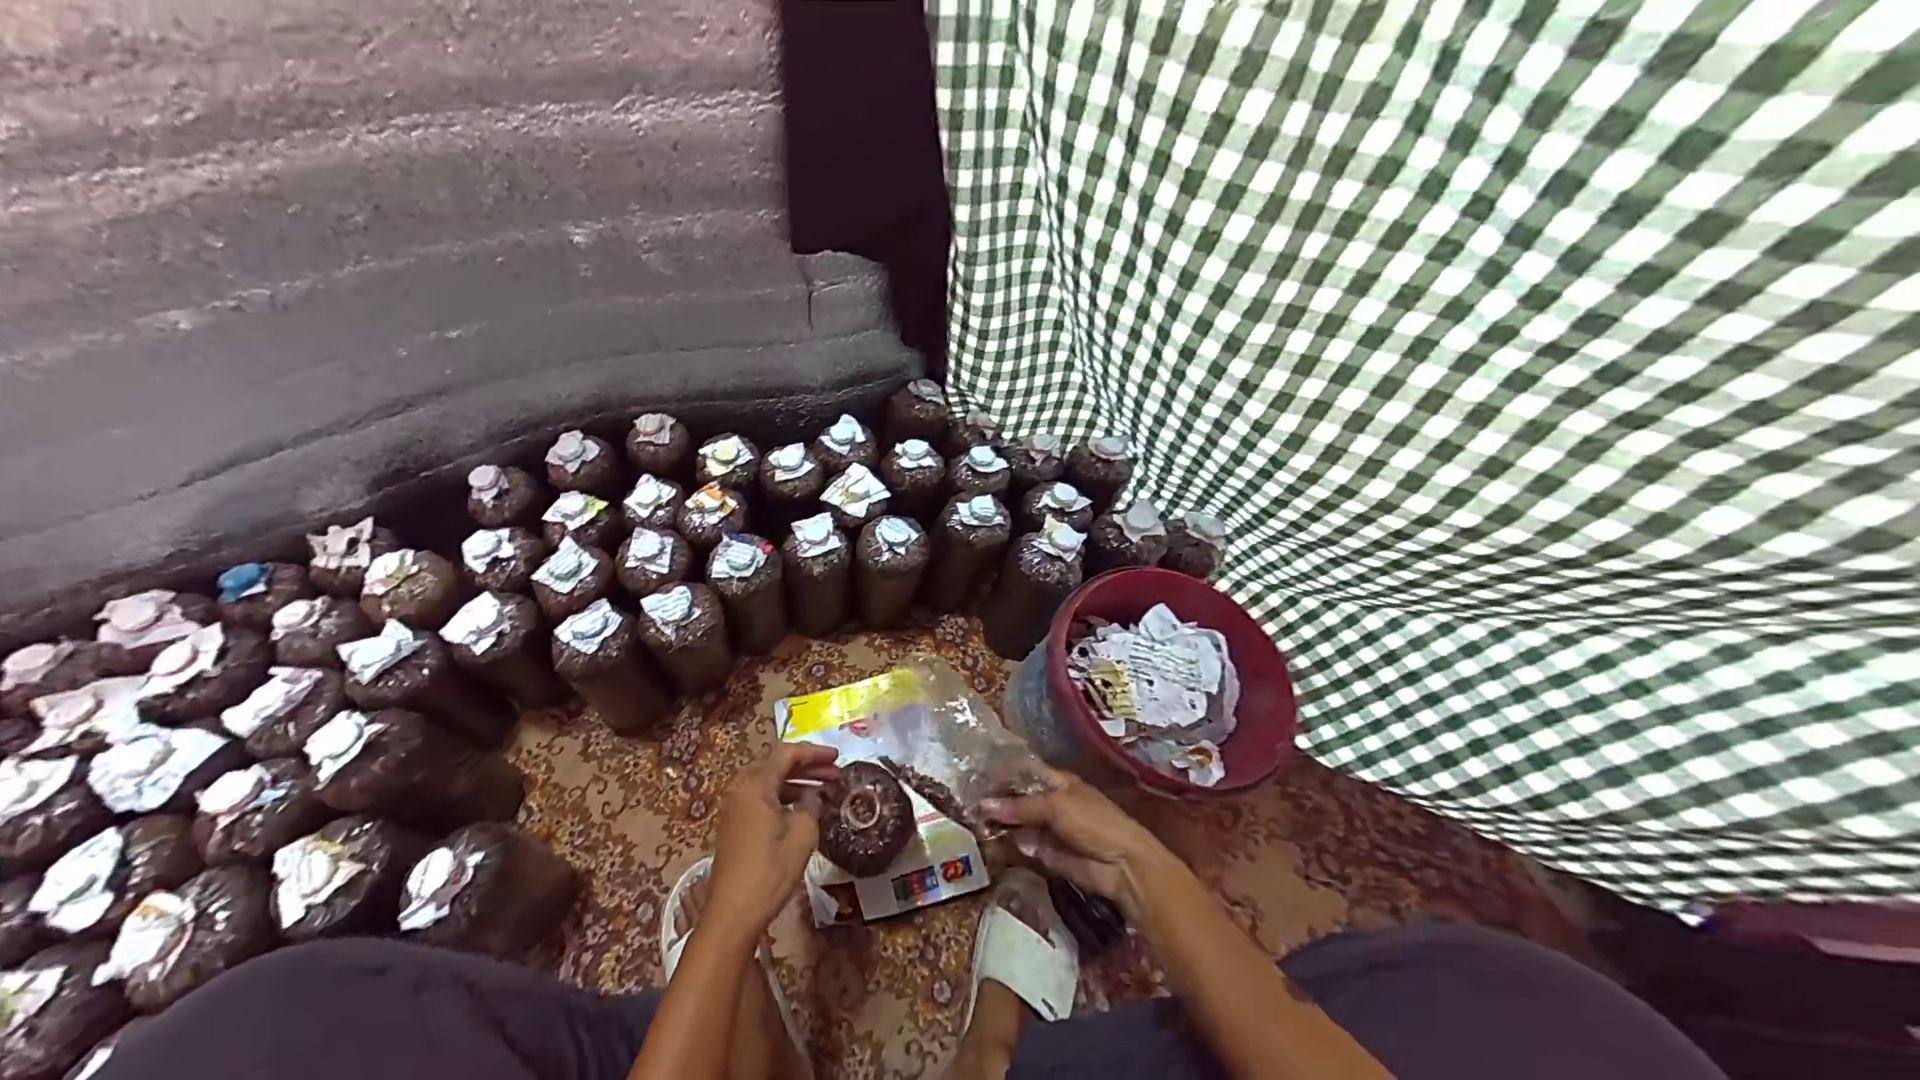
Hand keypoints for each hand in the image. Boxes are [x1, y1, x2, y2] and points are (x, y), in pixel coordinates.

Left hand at [709, 742, 842, 935]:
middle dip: (806, 765)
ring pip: (768, 780)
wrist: (734, 912)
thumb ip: (811, 804)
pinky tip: (803, 806)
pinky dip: (783, 795)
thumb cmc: (770, 870)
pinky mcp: (735, 824)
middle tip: (834, 772)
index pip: (786, 753)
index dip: (814, 752)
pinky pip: (761, 796)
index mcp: (755, 785)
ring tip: (824, 788)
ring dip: (796, 780)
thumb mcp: (802, 834)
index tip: (837, 758)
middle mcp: (740, 789)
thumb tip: (813, 794)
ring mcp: (734, 807)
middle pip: (775, 763)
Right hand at [981, 768, 1171, 918]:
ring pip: (1015, 822)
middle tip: (964, 801)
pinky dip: (1004, 844)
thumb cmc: (1094, 823)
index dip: (1001, 773)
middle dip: (994, 800)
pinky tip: (983, 841)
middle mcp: (1049, 802)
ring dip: (996, 823)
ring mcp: (1046, 828)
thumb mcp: (1056, 805)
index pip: (1024, 772)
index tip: (973, 774)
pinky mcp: (1044, 853)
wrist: (1121, 866)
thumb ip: (1019, 806)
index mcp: (1057, 782)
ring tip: (967, 820)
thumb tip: (983, 805)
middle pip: (1016, 798)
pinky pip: (1020, 846)